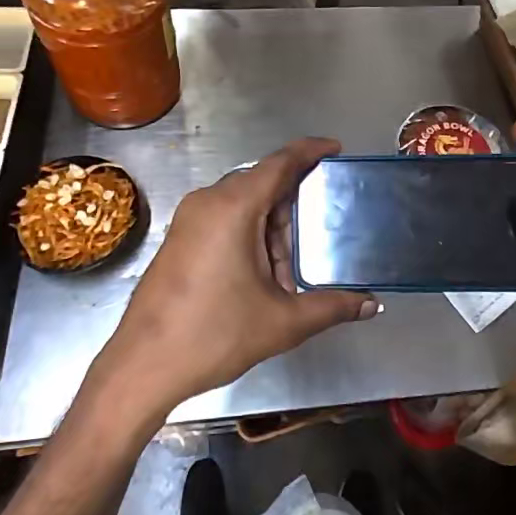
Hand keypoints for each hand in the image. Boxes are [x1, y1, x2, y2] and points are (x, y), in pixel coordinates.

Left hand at [87, 138, 378, 422]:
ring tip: (284, 279)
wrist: (145, 365)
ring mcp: (187, 220)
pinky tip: (258, 280)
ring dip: (270, 234)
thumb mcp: (282, 321)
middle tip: (316, 245)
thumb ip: (331, 306)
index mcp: (233, 208)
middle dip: (292, 213)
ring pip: (243, 208)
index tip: (335, 148)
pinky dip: (248, 239)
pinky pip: (223, 222)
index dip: (309, 152)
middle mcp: (207, 202)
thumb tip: (370, 303)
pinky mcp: (178, 240)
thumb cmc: (215, 335)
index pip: (279, 164)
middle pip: (262, 187)